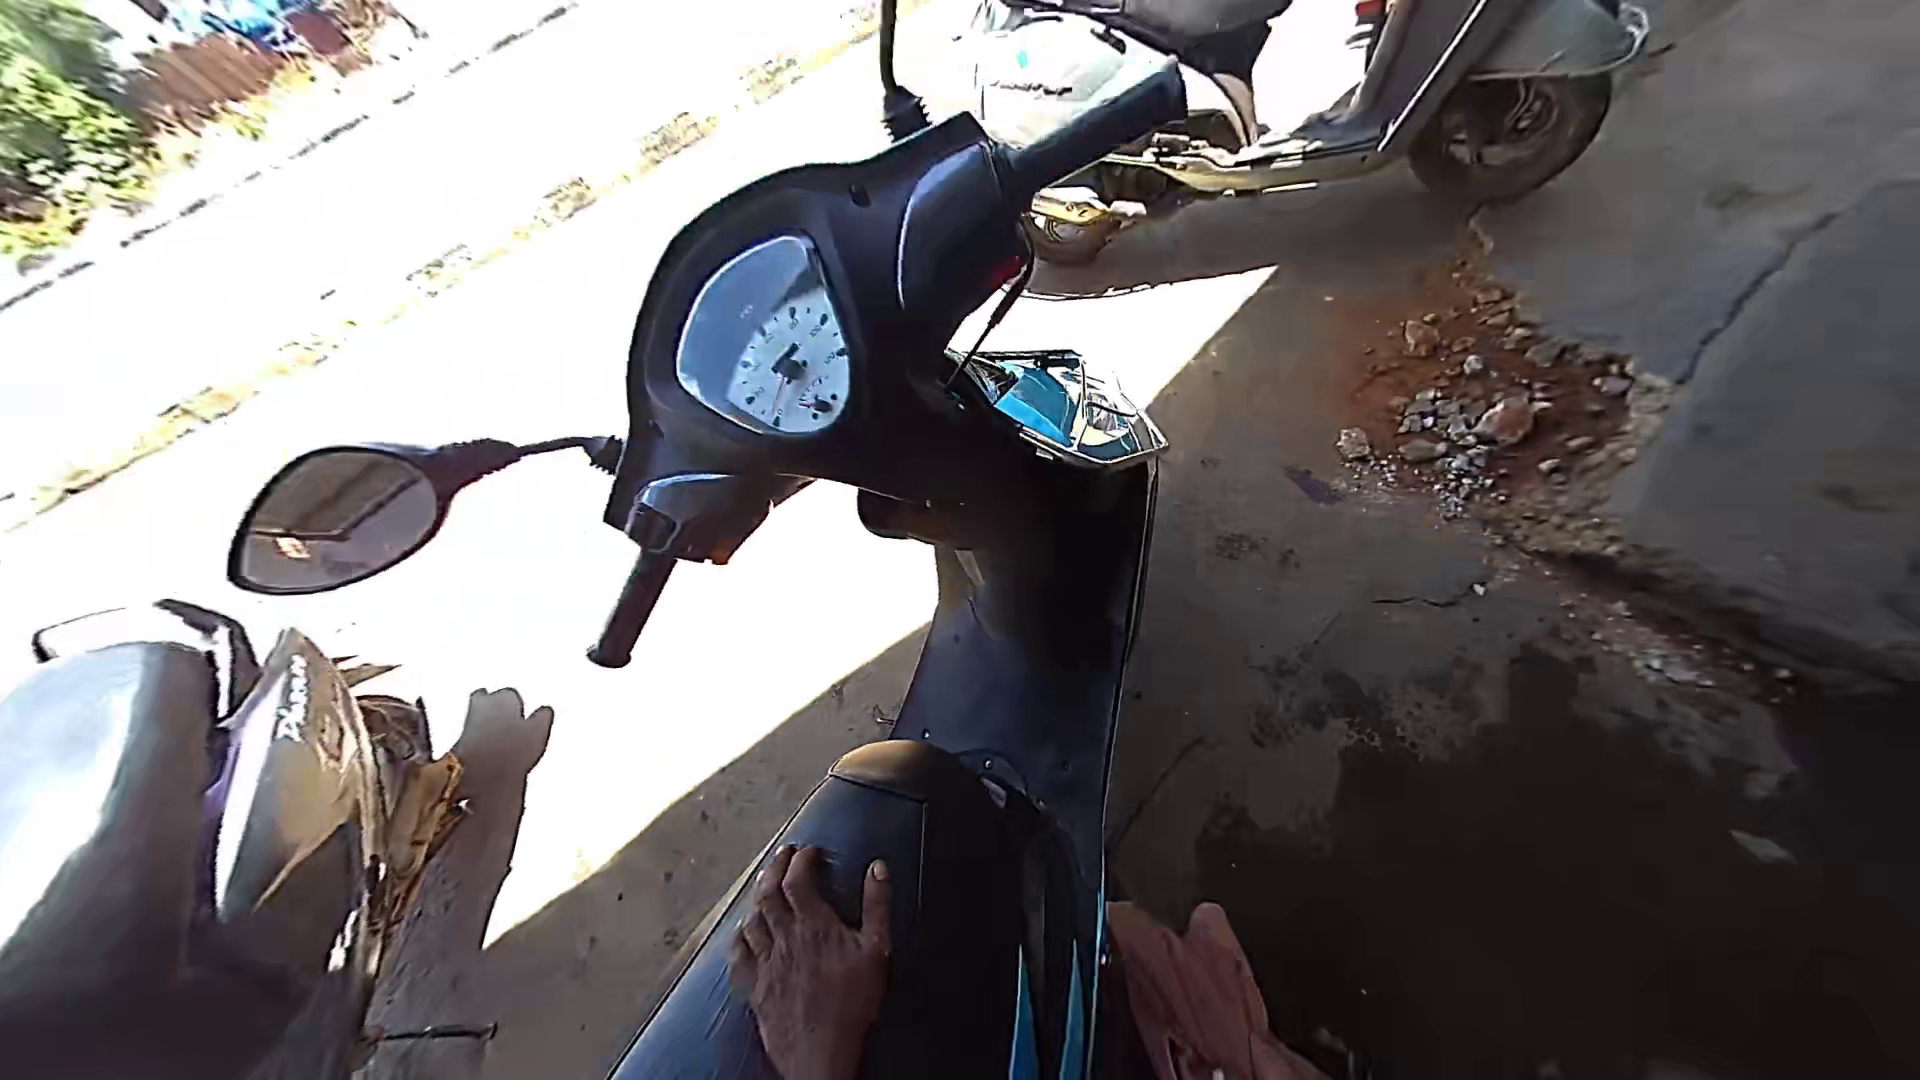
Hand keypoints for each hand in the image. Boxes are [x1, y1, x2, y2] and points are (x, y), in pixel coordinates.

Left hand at [732, 846, 890, 1079]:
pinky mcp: (756, 989)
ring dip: (757, 896)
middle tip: (783, 854)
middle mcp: (785, 939)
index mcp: (814, 926)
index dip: (802, 859)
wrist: (823, 1056)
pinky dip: (739, 937)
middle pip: (769, 892)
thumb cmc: (853, 1004)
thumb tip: (878, 868)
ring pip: (751, 919)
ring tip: (765, 884)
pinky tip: (744, 931)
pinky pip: (739, 957)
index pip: (798, 879)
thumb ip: (877, 904)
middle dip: (775, 867)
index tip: (810, 851)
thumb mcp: (877, 949)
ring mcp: (767, 964)